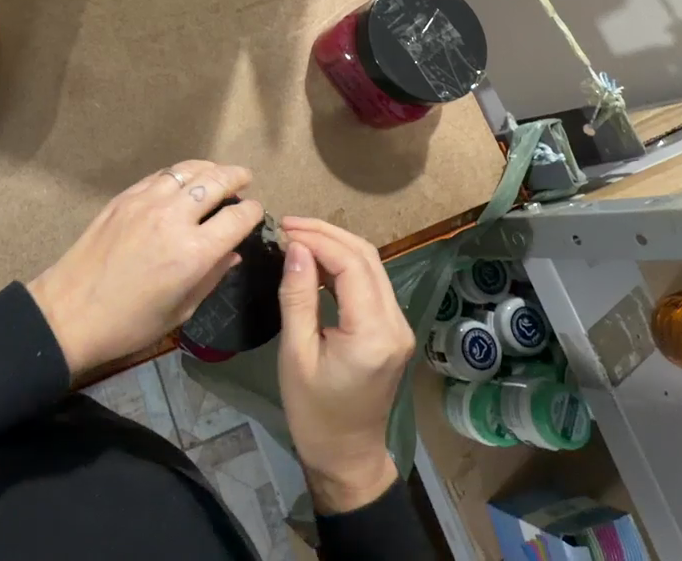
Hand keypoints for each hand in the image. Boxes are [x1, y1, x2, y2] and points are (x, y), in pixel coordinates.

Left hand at [27, 160, 263, 375]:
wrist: (70, 311)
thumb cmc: (130, 323)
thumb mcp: (181, 310)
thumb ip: (212, 276)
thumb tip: (234, 253)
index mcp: (194, 252)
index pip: (237, 217)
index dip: (253, 212)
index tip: (257, 212)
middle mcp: (173, 218)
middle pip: (215, 182)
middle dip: (236, 177)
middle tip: (245, 178)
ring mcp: (145, 202)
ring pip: (186, 171)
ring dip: (208, 168)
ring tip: (218, 172)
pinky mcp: (123, 198)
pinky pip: (159, 176)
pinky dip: (177, 174)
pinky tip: (182, 180)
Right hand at [276, 217, 414, 514]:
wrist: (345, 455)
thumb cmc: (313, 411)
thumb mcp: (296, 352)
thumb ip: (298, 297)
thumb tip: (296, 248)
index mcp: (373, 332)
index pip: (351, 264)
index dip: (318, 238)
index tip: (283, 229)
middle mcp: (395, 323)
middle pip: (367, 257)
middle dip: (327, 233)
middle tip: (287, 225)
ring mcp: (399, 327)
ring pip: (372, 266)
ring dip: (336, 245)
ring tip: (297, 237)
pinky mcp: (392, 330)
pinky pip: (371, 284)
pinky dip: (344, 264)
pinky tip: (316, 261)